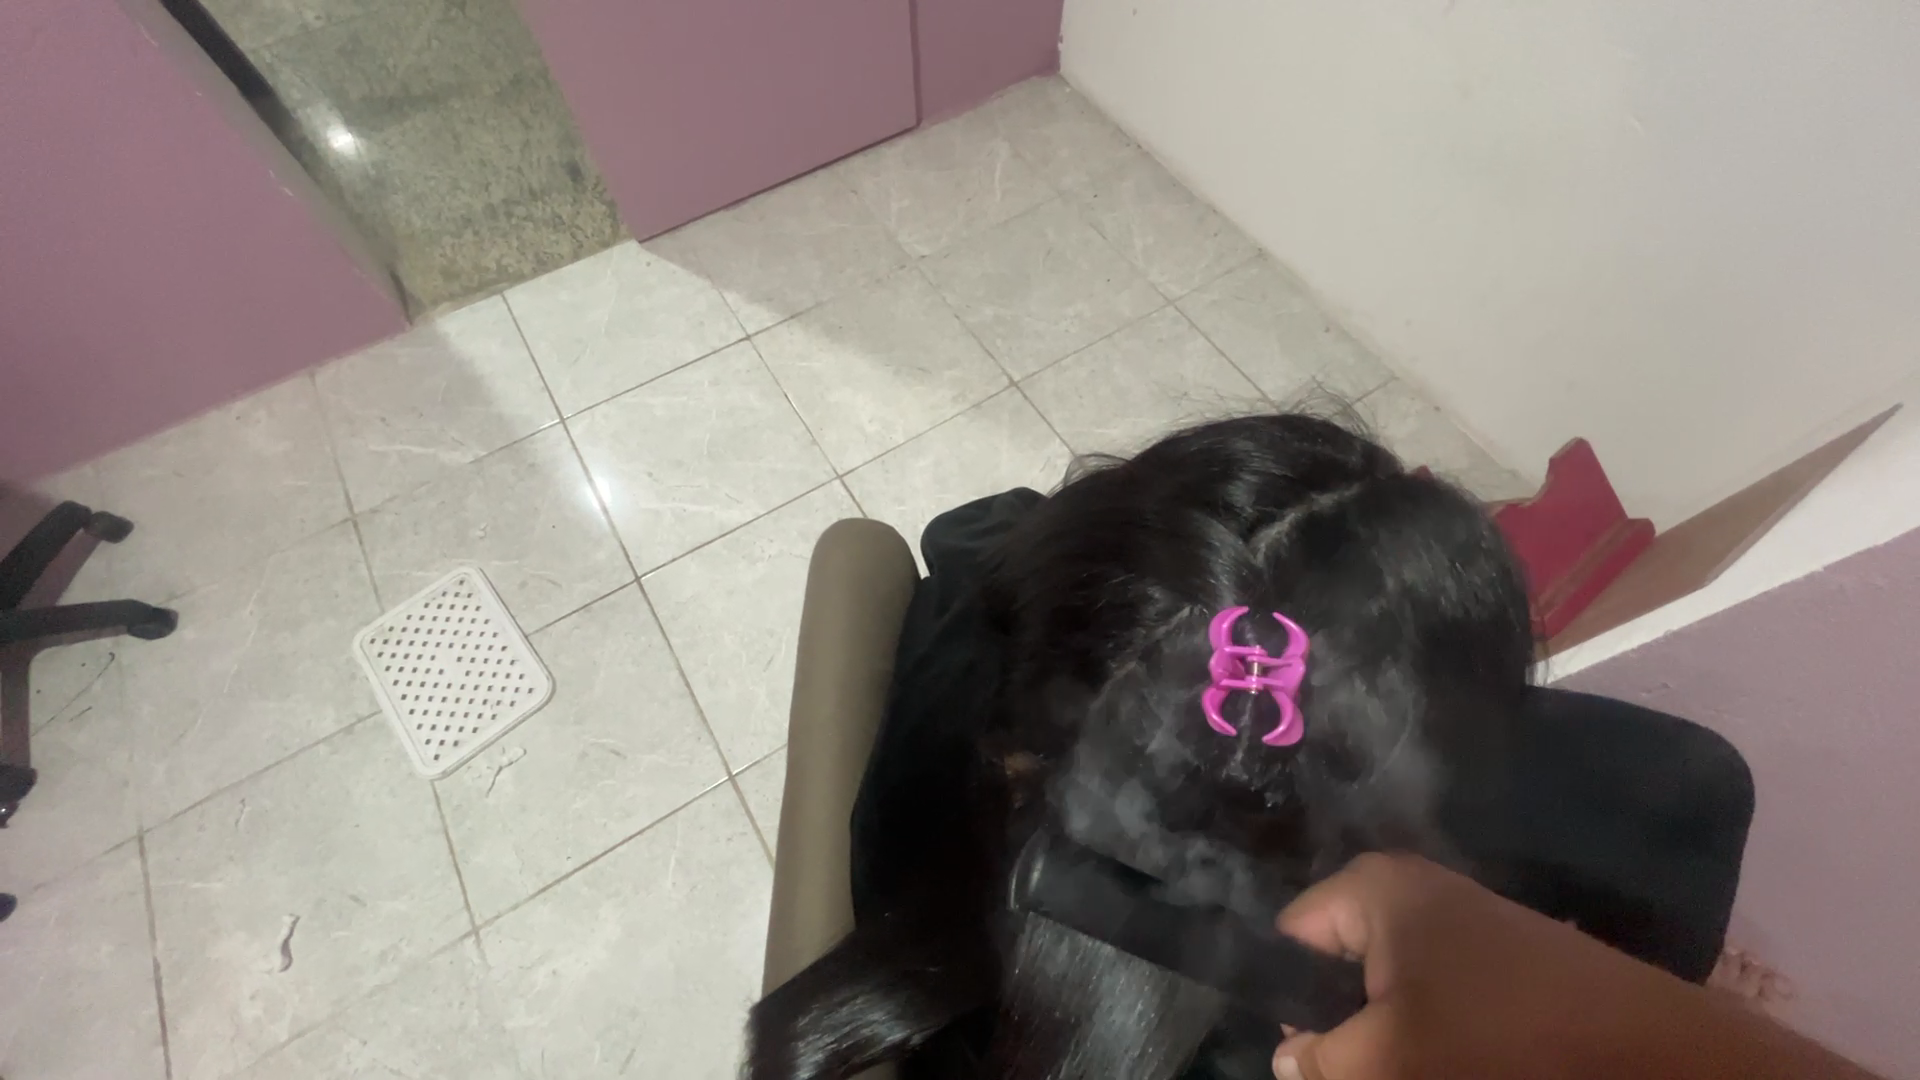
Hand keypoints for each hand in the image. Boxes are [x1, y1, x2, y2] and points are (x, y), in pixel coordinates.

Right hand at [1270, 853, 1878, 1079]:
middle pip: (1340, 960)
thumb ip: (1322, 1061)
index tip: (1303, 1050)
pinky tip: (1452, 1068)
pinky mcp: (1509, 960)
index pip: (1291, 933)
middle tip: (1352, 1070)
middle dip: (1340, 1022)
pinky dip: (1435, 1038)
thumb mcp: (1391, 1062)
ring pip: (1393, 987)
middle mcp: (1411, 889)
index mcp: (1372, 887)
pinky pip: (1442, 997)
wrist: (1671, 1067)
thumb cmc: (1503, 1046)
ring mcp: (1465, 922)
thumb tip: (1287, 1060)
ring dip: (1389, 1037)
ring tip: (1407, 1070)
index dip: (1285, 994)